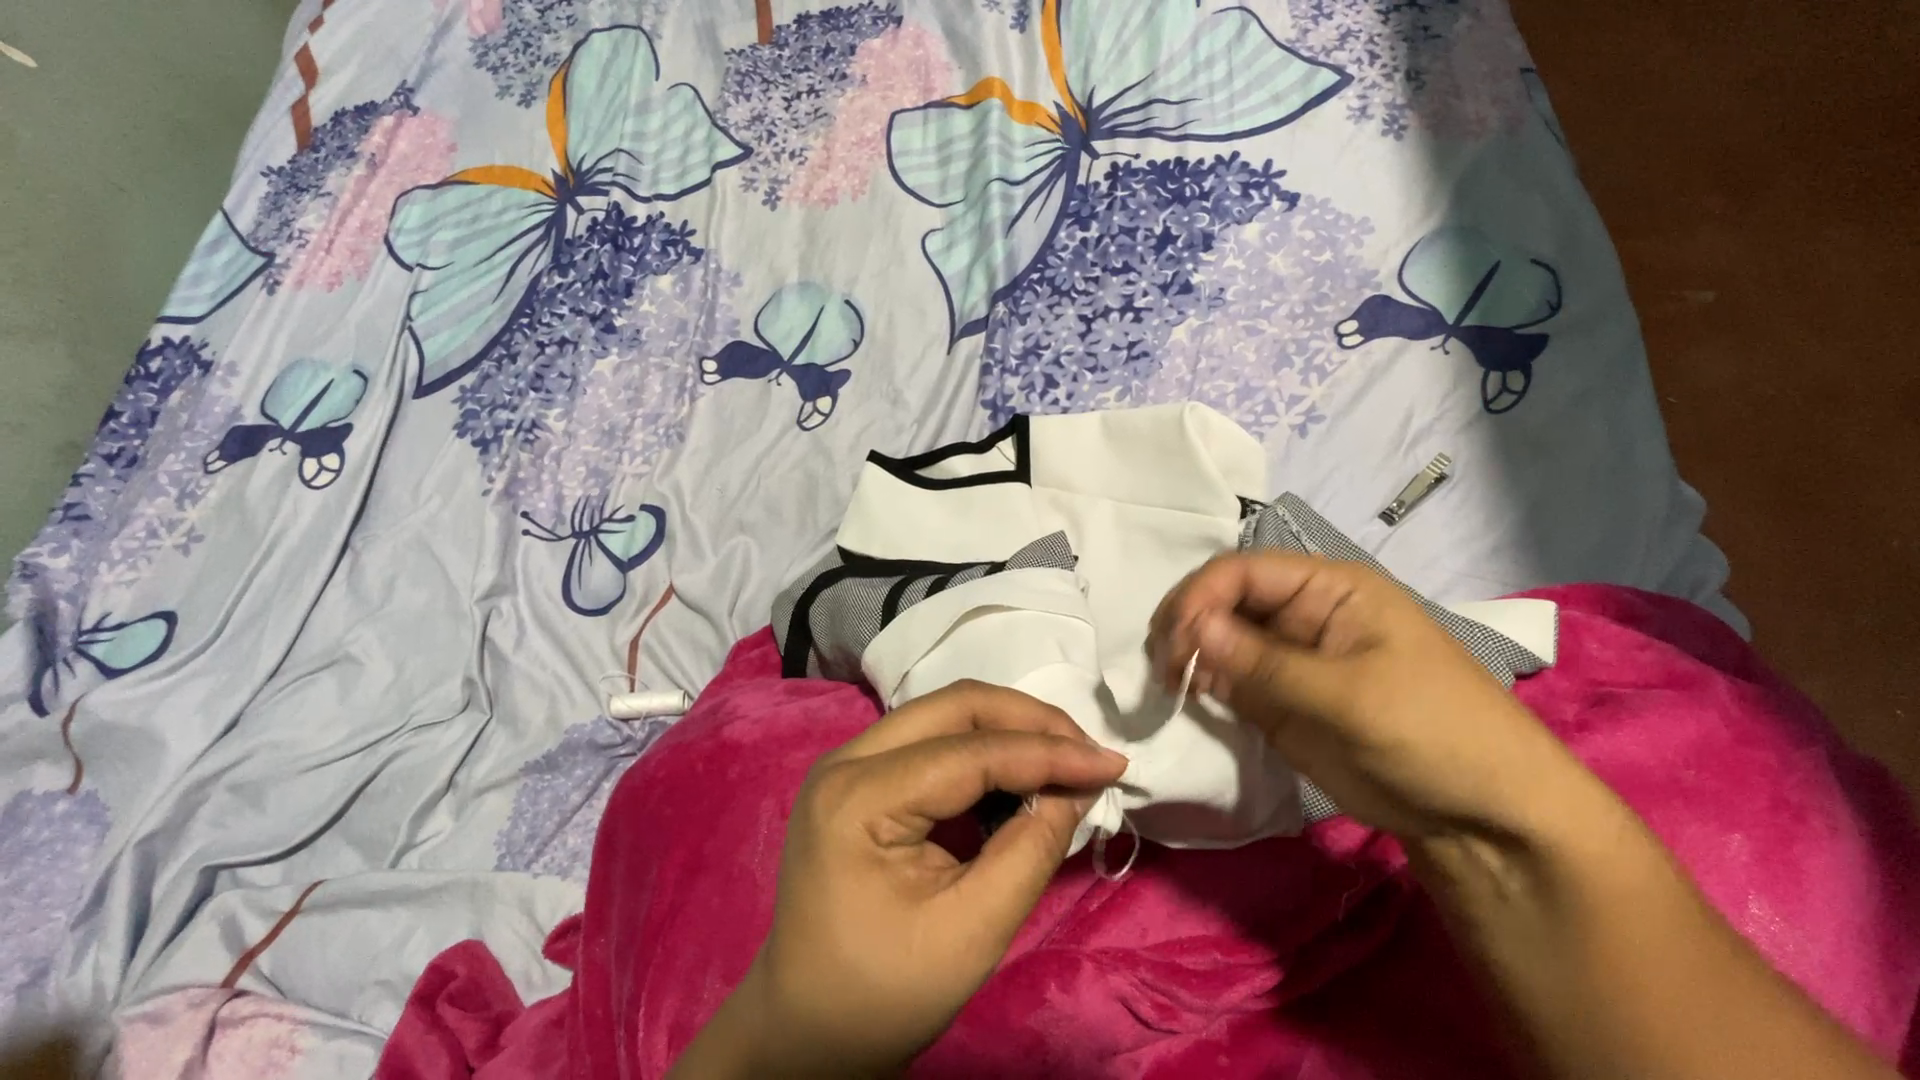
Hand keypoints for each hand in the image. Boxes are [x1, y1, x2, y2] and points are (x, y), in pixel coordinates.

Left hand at [672, 680, 1127, 1078]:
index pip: (969, 752)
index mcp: (858, 798)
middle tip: (1088, 753)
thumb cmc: (883, 992)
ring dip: (1009, 731)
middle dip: (1030, 722)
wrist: (807, 1029)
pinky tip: (1020, 777)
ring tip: (1065, 762)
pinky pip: (932, 743)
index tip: (1112, 763)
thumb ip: (1030, 850)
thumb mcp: (971, 931)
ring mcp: (847, 765)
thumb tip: (1076, 787)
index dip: (1047, 752)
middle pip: (954, 709)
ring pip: (944, 717)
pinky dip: (984, 751)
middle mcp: (845, 761)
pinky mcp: (859, 780)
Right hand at [1147, 553, 1586, 839]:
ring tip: (1165, 685)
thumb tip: (1191, 628)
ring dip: (1186, 655)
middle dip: (1186, 623)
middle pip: (1223, 600)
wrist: (1479, 817)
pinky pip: (1226, 681)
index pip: (1244, 571)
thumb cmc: (1434, 733)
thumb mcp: (1351, 695)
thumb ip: (1266, 663)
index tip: (1174, 641)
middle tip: (1162, 666)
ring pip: (1217, 640)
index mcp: (1329, 589)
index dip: (1201, 596)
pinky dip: (1199, 686)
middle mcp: (1301, 615)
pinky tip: (1183, 699)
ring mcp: (1287, 660)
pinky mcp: (1278, 703)